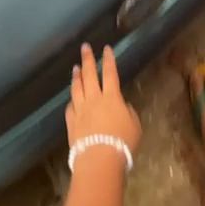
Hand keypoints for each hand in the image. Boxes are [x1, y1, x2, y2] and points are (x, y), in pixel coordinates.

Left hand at [66, 45, 140, 159]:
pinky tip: (72, 98)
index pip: (110, 73)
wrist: (99, 158)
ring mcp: (80, 110)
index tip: (106, 48)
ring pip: (77, 88)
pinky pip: (70, 107)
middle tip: (85, 47)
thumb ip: (128, 112)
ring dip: (76, 76)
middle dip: (87, 59)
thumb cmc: (122, 142)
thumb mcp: (134, 125)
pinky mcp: (71, 122)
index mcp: (112, 97)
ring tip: (75, 67)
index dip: (108, 60)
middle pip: (89, 75)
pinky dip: (72, 100)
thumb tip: (121, 106)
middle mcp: (94, 99)